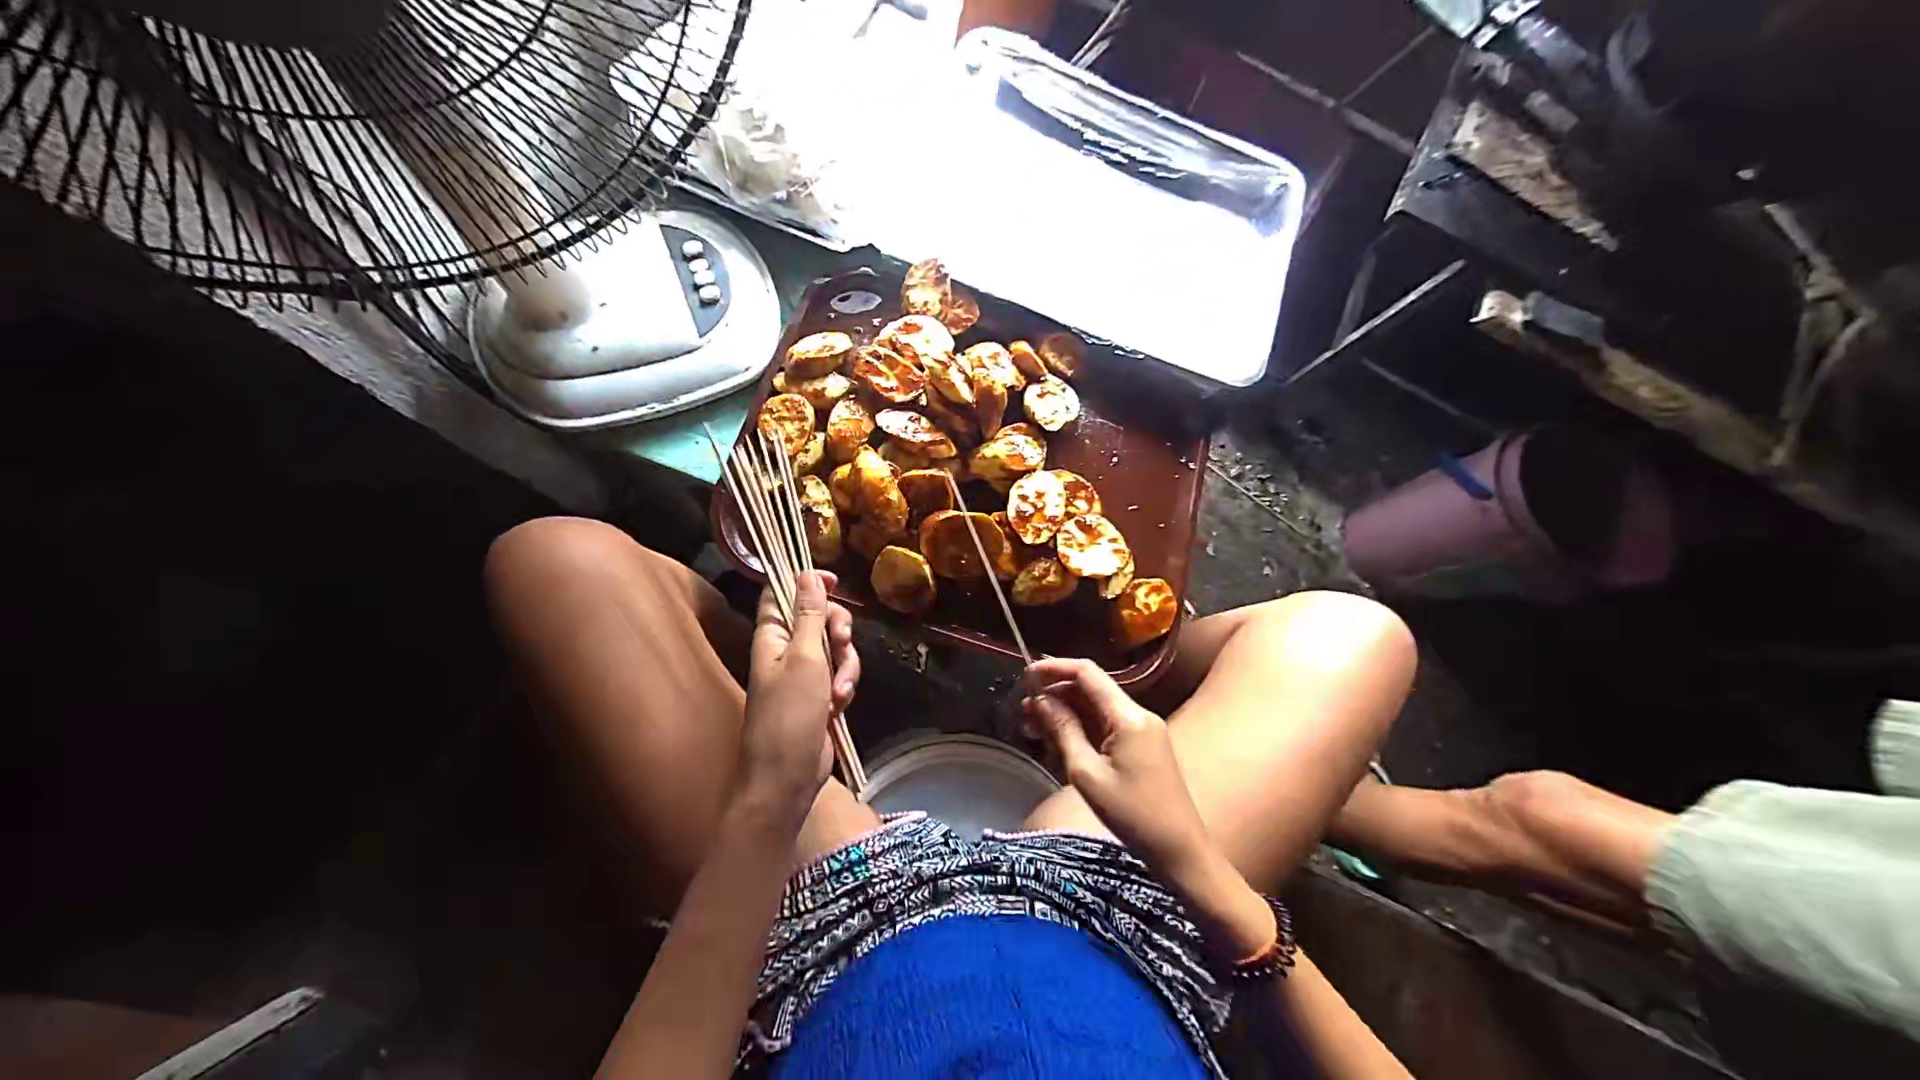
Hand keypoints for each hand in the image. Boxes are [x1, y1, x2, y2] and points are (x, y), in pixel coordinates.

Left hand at [739, 571, 856, 820]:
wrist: (787, 776)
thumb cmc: (788, 714)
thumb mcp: (803, 657)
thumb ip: (808, 614)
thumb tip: (806, 573)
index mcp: (772, 634)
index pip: (782, 592)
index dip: (807, 581)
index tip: (835, 580)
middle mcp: (786, 649)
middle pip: (819, 617)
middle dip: (837, 629)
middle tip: (840, 643)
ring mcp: (804, 673)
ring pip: (836, 648)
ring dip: (845, 665)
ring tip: (839, 691)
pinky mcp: (820, 694)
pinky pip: (841, 674)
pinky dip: (845, 685)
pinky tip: (840, 704)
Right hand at [1023, 657, 1276, 965]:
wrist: (1179, 850)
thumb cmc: (1132, 815)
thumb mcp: (1087, 774)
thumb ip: (1063, 730)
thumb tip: (1041, 700)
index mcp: (1128, 716)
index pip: (1087, 673)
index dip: (1054, 668)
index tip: (1025, 675)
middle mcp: (1138, 714)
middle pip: (1091, 689)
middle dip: (1055, 694)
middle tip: (1023, 711)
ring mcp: (1143, 729)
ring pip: (1096, 708)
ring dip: (1065, 712)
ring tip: (1033, 728)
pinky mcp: (1142, 745)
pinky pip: (1106, 725)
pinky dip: (1081, 728)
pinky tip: (1058, 741)